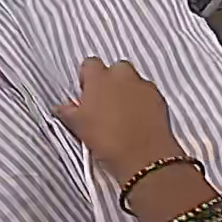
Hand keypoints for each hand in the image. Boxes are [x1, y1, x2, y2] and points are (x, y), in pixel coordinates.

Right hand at [54, 59, 219, 221]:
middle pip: (114, 68)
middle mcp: (122, 75)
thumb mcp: (79, 127)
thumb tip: (60, 107)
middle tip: (104, 104)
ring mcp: (143, 85)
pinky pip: (148, 93)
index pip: (89, 64)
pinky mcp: (160, 98)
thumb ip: (68, 111)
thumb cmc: (106, 140)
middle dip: (110, 81)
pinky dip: (143, 102)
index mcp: (98, 78)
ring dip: (127, 90)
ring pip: (132, 80)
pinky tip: (137, 120)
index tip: (86, 94)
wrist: (143, 157)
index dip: (87, 79)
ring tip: (122, 115)